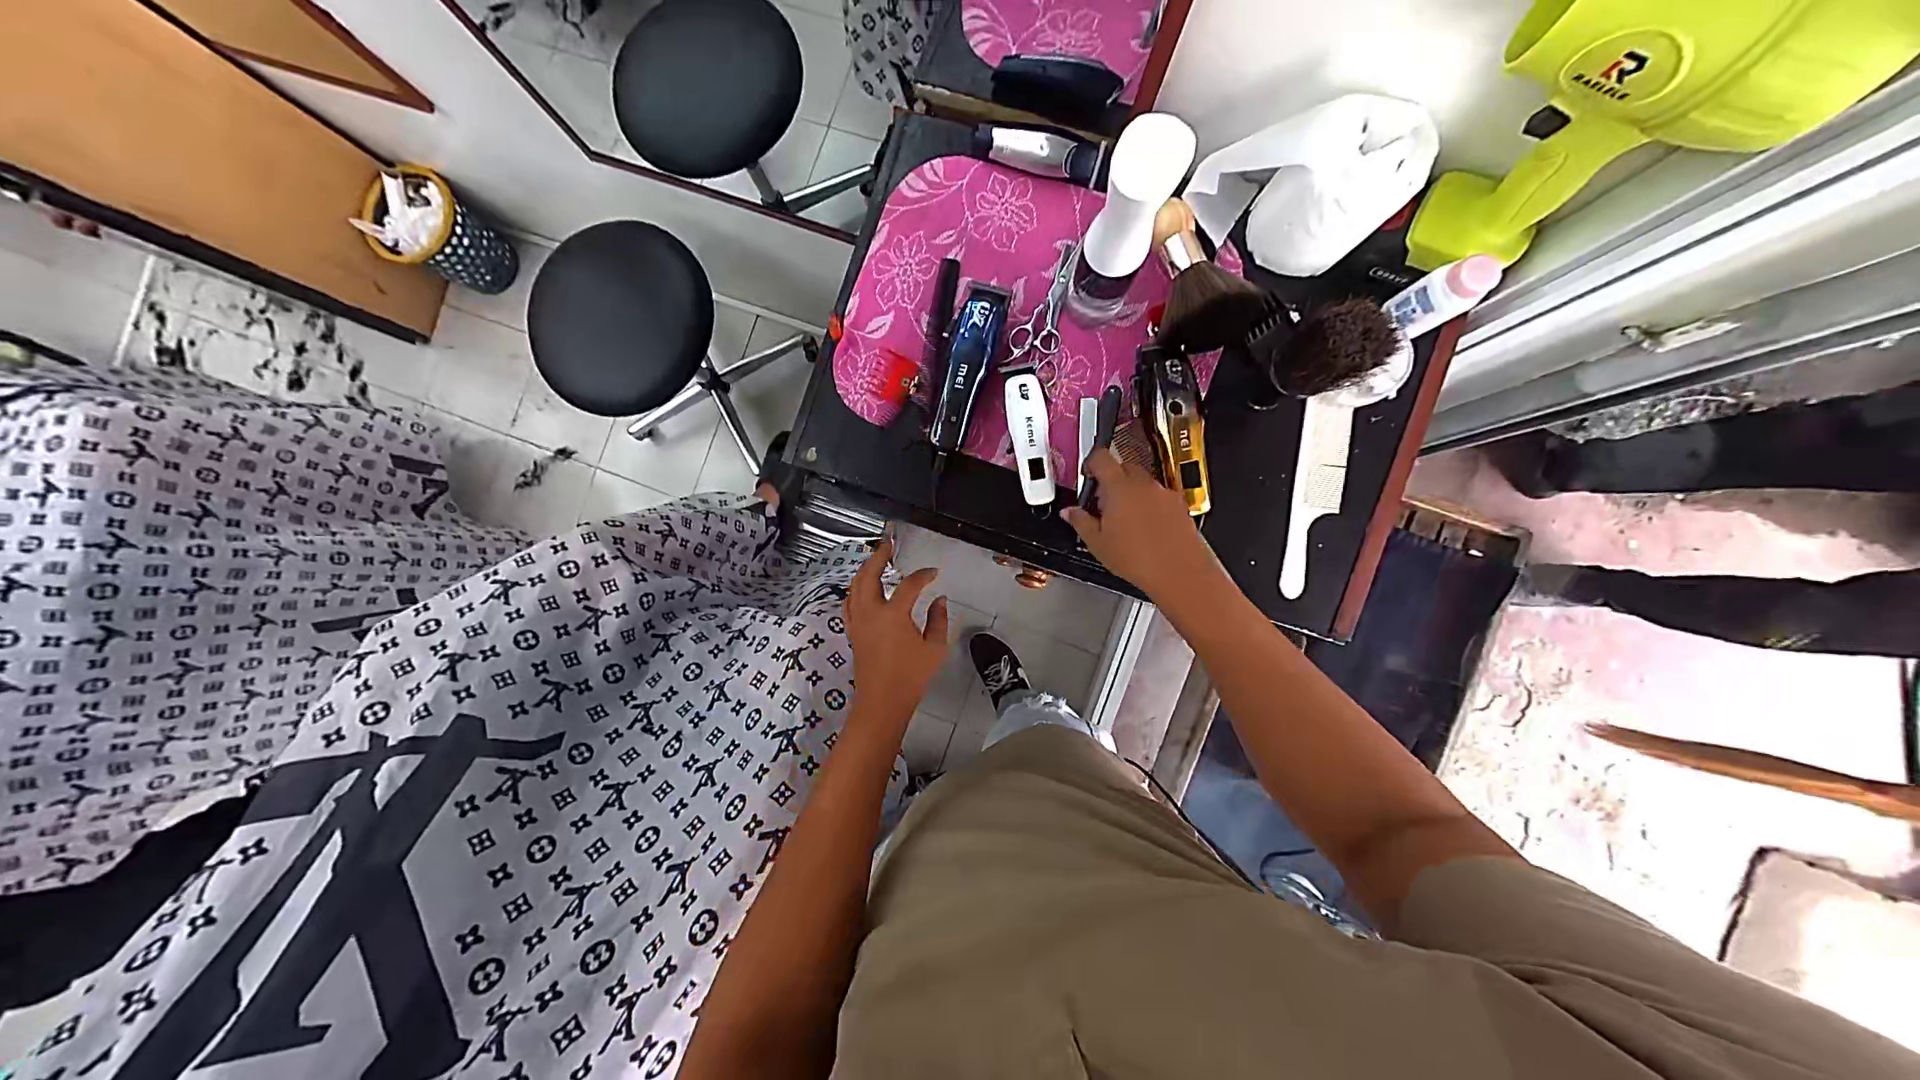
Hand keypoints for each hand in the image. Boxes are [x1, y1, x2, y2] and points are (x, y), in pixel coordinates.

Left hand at [844, 537, 949, 719]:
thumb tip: (938, 600)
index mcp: (893, 615)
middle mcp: (871, 613)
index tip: (933, 573)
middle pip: (869, 575)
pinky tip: (862, 588)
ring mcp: (858, 622)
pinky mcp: (852, 631)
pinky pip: (850, 602)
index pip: (909, 585)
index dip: (923, 575)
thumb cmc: (910, 677)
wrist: (882, 702)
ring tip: (876, 560)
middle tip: (888, 545)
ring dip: (865, 570)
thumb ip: (938, 619)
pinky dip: (856, 589)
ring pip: (855, 586)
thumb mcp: (934, 648)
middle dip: (879, 556)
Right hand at [1062, 448, 1221, 600]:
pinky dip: (1151, 505)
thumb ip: (1080, 521)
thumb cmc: (1140, 559)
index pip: (1101, 458)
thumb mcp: (1097, 543)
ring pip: (1143, 483)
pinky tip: (1145, 528)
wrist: (1178, 572)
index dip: (1090, 463)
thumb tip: (1070, 512)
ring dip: (1132, 493)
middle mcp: (1143, 485)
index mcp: (1119, 488)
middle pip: (1124, 467)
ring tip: (1124, 521)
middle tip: (1103, 502)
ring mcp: (1164, 493)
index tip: (1087, 473)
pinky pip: (1160, 497)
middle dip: (1112, 480)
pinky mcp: (1179, 505)